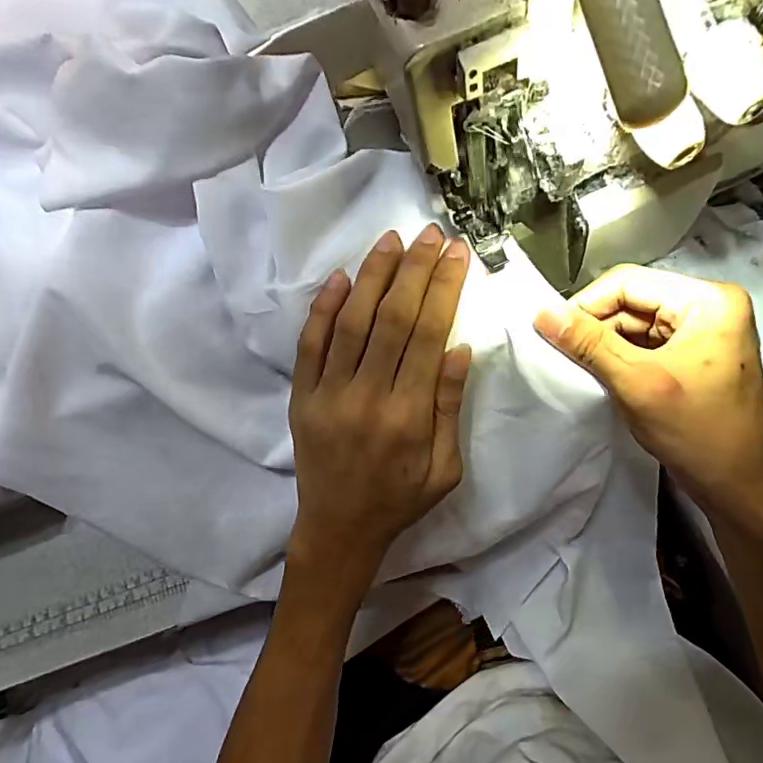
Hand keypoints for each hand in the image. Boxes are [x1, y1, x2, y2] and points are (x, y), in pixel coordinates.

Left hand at [287, 223, 472, 607]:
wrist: (339, 528)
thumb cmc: (400, 500)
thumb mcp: (445, 468)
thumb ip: (450, 407)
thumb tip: (460, 348)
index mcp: (410, 415)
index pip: (429, 334)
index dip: (444, 288)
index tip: (457, 254)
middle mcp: (368, 397)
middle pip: (393, 318)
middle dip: (414, 270)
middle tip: (430, 234)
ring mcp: (329, 395)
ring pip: (351, 322)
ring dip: (373, 277)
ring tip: (391, 241)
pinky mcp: (302, 397)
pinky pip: (310, 345)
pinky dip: (324, 309)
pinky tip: (342, 278)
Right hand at [534, 265, 762, 526]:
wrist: (741, 487)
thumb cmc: (699, 433)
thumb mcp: (637, 382)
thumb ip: (588, 343)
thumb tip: (542, 313)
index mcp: (708, 301)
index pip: (628, 283)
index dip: (585, 305)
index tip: (551, 333)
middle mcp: (708, 307)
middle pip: (631, 301)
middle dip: (594, 328)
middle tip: (561, 355)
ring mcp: (701, 333)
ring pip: (633, 324)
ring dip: (604, 345)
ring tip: (578, 368)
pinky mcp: (692, 356)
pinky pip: (644, 345)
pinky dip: (619, 358)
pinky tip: (601, 376)